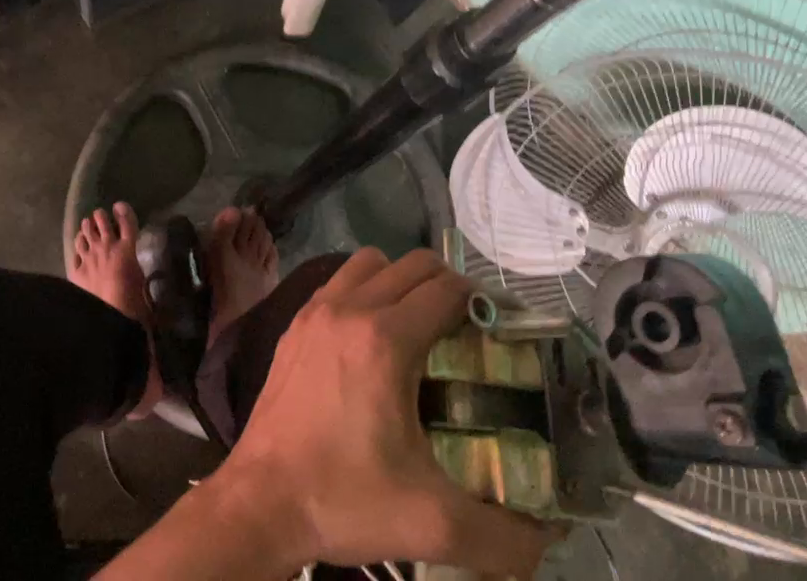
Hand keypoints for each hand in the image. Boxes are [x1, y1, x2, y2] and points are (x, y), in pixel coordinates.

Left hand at [211, 247, 565, 572]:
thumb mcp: (432, 524)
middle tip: (468, 329)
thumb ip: (503, 537)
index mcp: (385, 340)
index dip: (481, 302)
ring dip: (400, 280)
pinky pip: (337, 283)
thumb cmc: (344, 501)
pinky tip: (373, 338)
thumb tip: (547, 542)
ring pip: (370, 263)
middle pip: (412, 265)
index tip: (501, 328)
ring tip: (419, 325)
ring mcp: (314, 313)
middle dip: (447, 286)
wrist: (258, 504)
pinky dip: (363, 291)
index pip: (446, 289)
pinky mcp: (293, 327)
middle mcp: (348, 310)